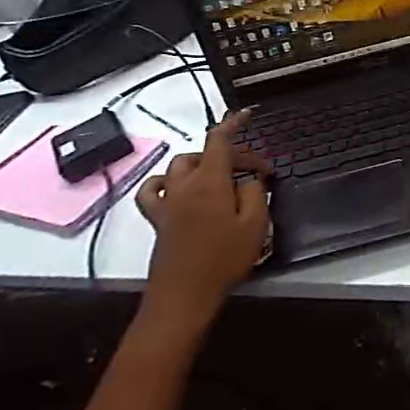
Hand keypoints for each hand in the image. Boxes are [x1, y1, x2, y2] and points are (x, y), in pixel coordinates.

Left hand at [134, 109, 271, 334]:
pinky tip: (176, 188)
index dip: (233, 123)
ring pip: (180, 165)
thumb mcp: (255, 226)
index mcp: (210, 181)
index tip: (245, 114)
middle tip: (254, 173)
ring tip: (221, 178)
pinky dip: (165, 182)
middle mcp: (184, 184)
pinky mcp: (157, 218)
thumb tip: (251, 180)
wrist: (184, 295)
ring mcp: (167, 200)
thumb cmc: (223, 260)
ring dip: (201, 164)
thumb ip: (255, 194)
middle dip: (230, 155)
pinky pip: (153, 189)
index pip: (220, 140)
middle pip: (205, 153)